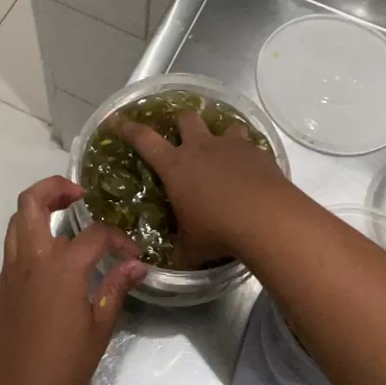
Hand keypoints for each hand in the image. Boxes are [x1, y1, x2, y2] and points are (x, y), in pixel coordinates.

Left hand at [0, 176, 145, 384]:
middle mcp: (32, 258)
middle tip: (80, 195)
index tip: (132, 254)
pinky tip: (54, 259)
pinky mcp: (1, 285)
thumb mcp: (99, 328)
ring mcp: (11, 270)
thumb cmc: (62, 366)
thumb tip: (137, 265)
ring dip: (39, 209)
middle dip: (55, 188)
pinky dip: (32, 236)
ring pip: (17, 220)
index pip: (95, 234)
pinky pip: (14, 246)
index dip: (118, 239)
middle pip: (32, 202)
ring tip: (65, 218)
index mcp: (61, 267)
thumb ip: (116, 289)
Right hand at [114, 110, 297, 261]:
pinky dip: (248, 155)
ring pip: (224, 126)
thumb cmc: (218, 231)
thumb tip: (168, 266)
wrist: (267, 219)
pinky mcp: (259, 153)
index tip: (118, 119)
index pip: (144, 140)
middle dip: (182, 123)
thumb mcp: (191, 248)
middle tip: (183, 136)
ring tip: (224, 152)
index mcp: (176, 166)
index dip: (129, 128)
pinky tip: (251, 172)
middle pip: (186, 118)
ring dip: (222, 136)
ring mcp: (233, 147)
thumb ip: (179, 251)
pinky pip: (251, 146)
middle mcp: (202, 148)